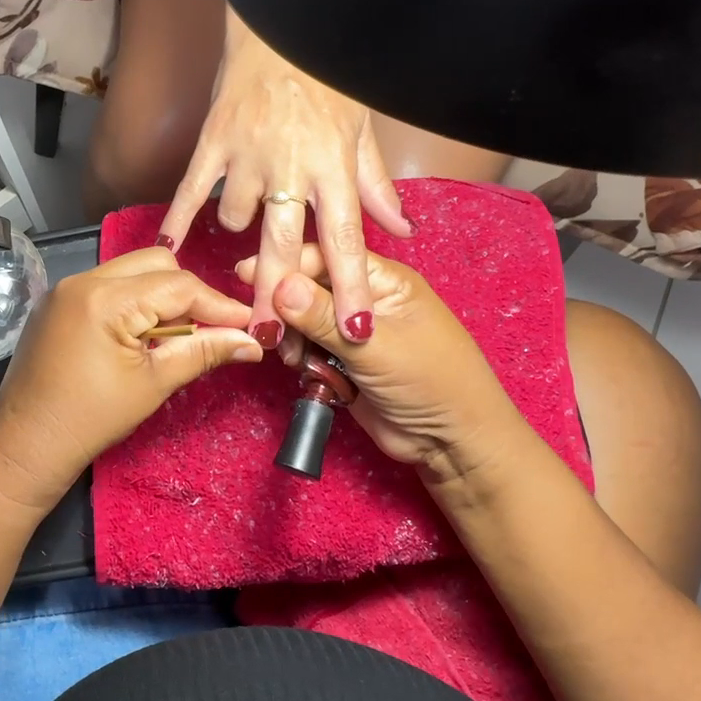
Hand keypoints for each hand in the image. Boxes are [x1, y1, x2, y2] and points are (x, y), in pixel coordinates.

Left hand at [0, 248, 262, 509]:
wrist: (25, 443)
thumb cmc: (91, 419)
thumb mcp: (154, 384)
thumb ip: (202, 351)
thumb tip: (251, 340)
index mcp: (106, 298)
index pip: (178, 285)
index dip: (219, 304)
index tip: (249, 323)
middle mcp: (82, 279)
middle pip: (155, 264)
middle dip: (189, 293)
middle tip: (213, 328)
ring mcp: (65, 288)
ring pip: (130, 272)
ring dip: (161, 296)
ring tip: (178, 334)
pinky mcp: (56, 301)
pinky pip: (106, 286)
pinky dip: (132, 302)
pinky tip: (143, 334)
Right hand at [160, 13, 410, 359]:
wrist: (282, 30)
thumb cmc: (327, 83)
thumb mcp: (361, 132)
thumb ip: (376, 185)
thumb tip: (401, 230)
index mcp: (334, 166)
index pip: (346, 237)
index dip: (350, 285)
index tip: (355, 328)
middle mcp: (291, 167)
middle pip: (284, 245)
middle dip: (278, 295)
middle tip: (272, 338)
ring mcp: (247, 156)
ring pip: (237, 219)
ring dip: (242, 230)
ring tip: (247, 222)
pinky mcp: (212, 143)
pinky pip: (192, 189)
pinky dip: (179, 218)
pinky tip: (171, 247)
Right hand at [239, 245, 524, 482]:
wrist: (452, 444)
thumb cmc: (433, 384)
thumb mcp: (377, 348)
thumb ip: (324, 317)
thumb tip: (279, 283)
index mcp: (382, 280)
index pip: (326, 257)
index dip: (287, 266)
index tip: (248, 277)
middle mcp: (363, 298)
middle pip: (306, 287)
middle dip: (284, 307)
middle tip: (268, 329)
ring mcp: (349, 329)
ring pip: (301, 319)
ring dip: (291, 337)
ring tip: (292, 359)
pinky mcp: (339, 359)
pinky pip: (305, 348)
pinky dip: (299, 358)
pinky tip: (301, 371)